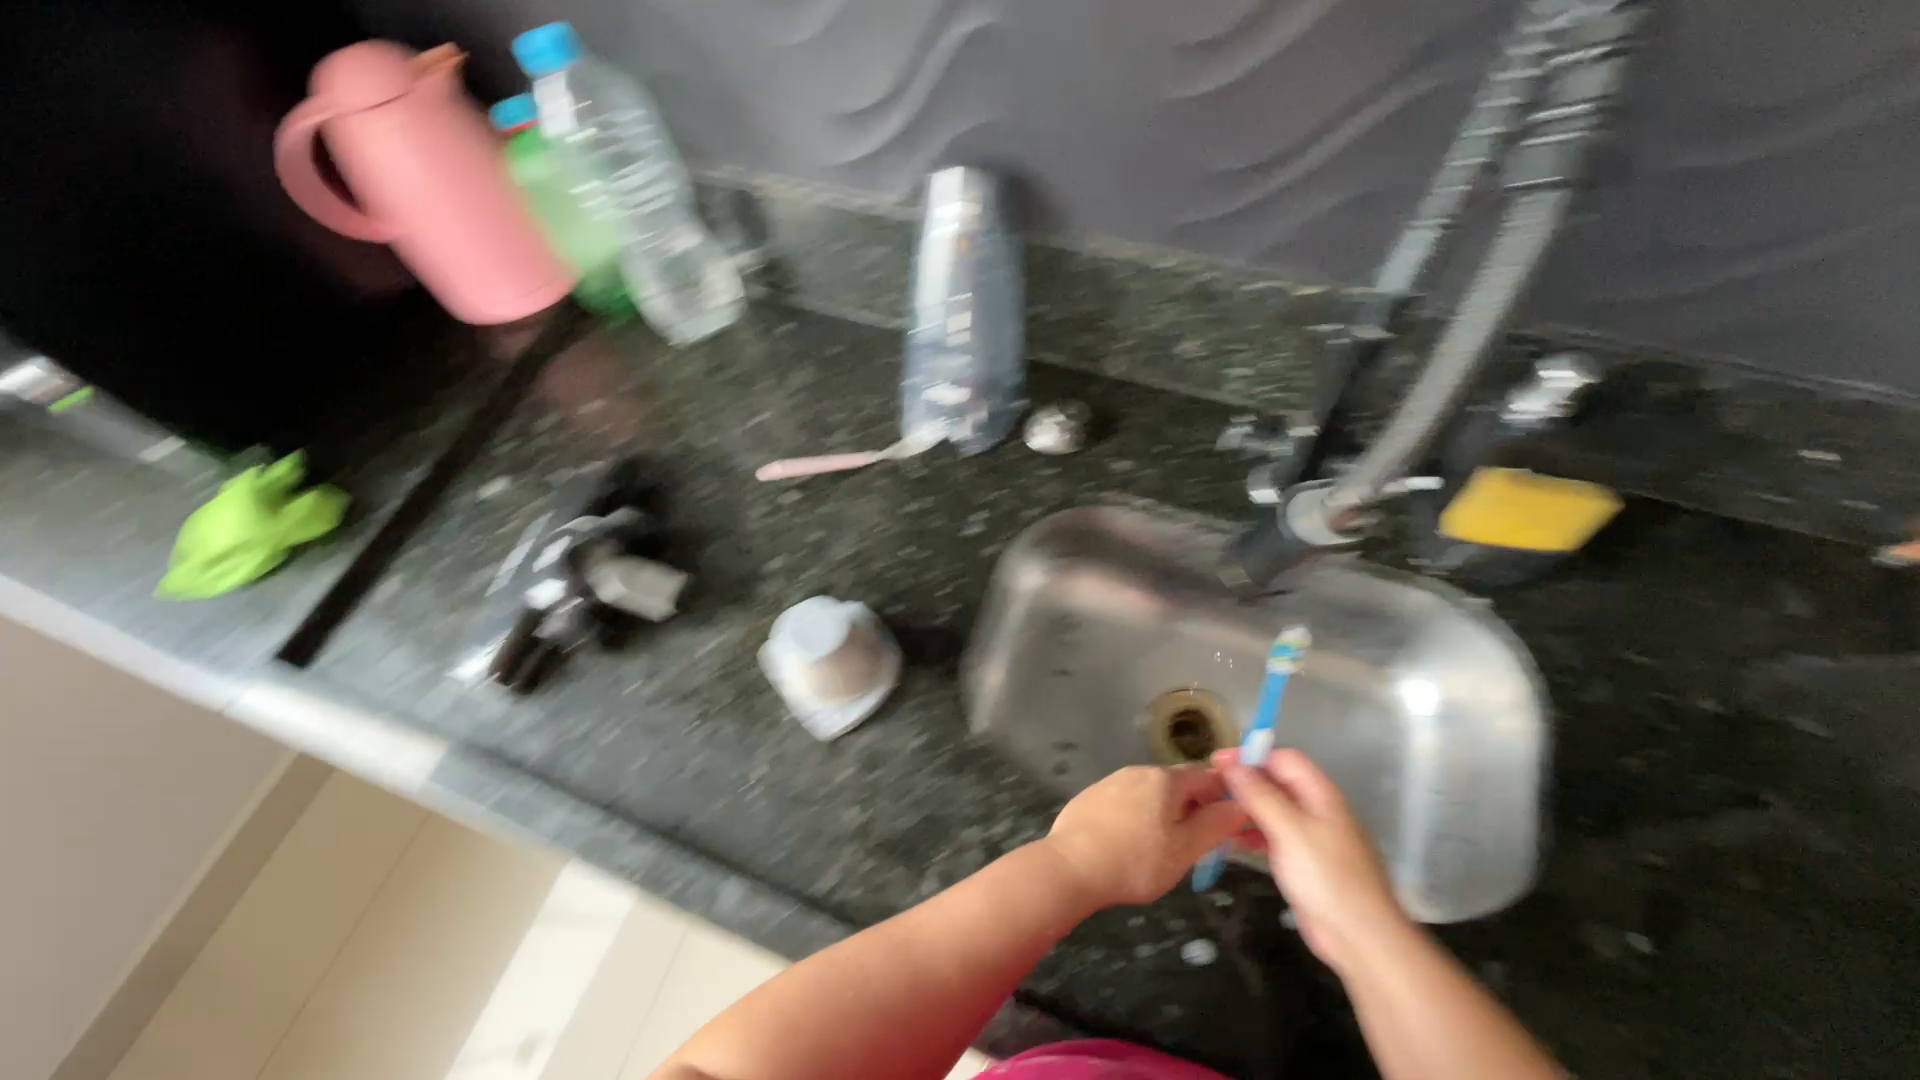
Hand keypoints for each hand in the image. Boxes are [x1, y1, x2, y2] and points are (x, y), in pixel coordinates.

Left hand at [1041, 764, 1249, 907]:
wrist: (1070, 867)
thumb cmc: (1135, 862)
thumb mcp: (1185, 849)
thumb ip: (1215, 824)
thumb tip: (1241, 805)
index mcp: (1165, 779)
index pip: (1207, 775)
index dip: (1223, 795)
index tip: (1229, 821)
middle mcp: (1138, 771)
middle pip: (1177, 783)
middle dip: (1193, 806)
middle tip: (1198, 841)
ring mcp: (1110, 782)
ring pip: (1149, 792)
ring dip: (1164, 811)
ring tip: (1164, 846)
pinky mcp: (1090, 797)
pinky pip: (1125, 801)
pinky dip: (1137, 816)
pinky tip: (1130, 843)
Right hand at [1215, 748, 1408, 973]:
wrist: (1360, 937)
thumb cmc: (1327, 877)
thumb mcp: (1290, 830)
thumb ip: (1260, 795)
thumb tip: (1232, 763)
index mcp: (1320, 794)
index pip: (1283, 758)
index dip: (1251, 756)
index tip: (1218, 763)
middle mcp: (1316, 809)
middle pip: (1277, 782)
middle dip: (1245, 781)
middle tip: (1210, 789)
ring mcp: (1310, 836)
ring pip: (1273, 809)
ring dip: (1245, 808)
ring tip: (1214, 813)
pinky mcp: (1303, 861)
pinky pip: (1273, 835)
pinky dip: (1253, 833)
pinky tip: (1232, 840)